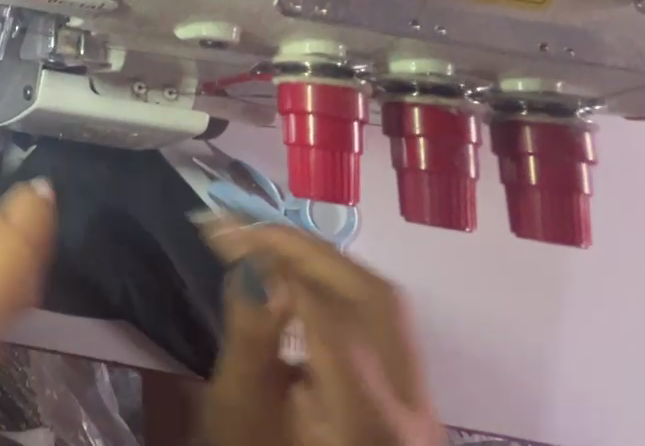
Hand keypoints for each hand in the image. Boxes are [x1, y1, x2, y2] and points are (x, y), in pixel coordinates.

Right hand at [202, 222, 442, 445]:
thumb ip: (251, 334)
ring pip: (383, 305)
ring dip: (321, 262)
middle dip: (306, 249)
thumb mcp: (238, 407)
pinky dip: (333, 287)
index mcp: (367, 420)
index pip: (331, 316)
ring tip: (264, 241)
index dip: (277, 262)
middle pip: (374, 298)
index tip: (223, 229)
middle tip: (246, 225)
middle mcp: (413, 408)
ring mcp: (421, 404)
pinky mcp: (410, 398)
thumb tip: (255, 266)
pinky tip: (293, 277)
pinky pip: (378, 322)